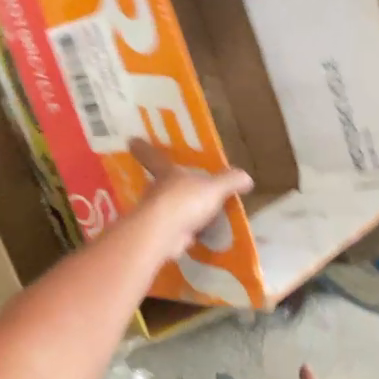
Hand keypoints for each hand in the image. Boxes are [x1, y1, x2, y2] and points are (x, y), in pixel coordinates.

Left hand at [125, 139, 251, 259]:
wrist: (164, 233)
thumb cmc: (185, 200)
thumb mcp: (214, 187)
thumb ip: (229, 181)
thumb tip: (246, 177)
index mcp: (167, 173)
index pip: (153, 156)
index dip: (144, 148)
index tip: (131, 140)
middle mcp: (156, 191)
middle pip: (159, 185)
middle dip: (166, 185)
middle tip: (177, 185)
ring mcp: (156, 214)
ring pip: (167, 209)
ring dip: (178, 211)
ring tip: (195, 214)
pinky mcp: (160, 236)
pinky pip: (174, 231)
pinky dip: (184, 233)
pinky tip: (197, 237)